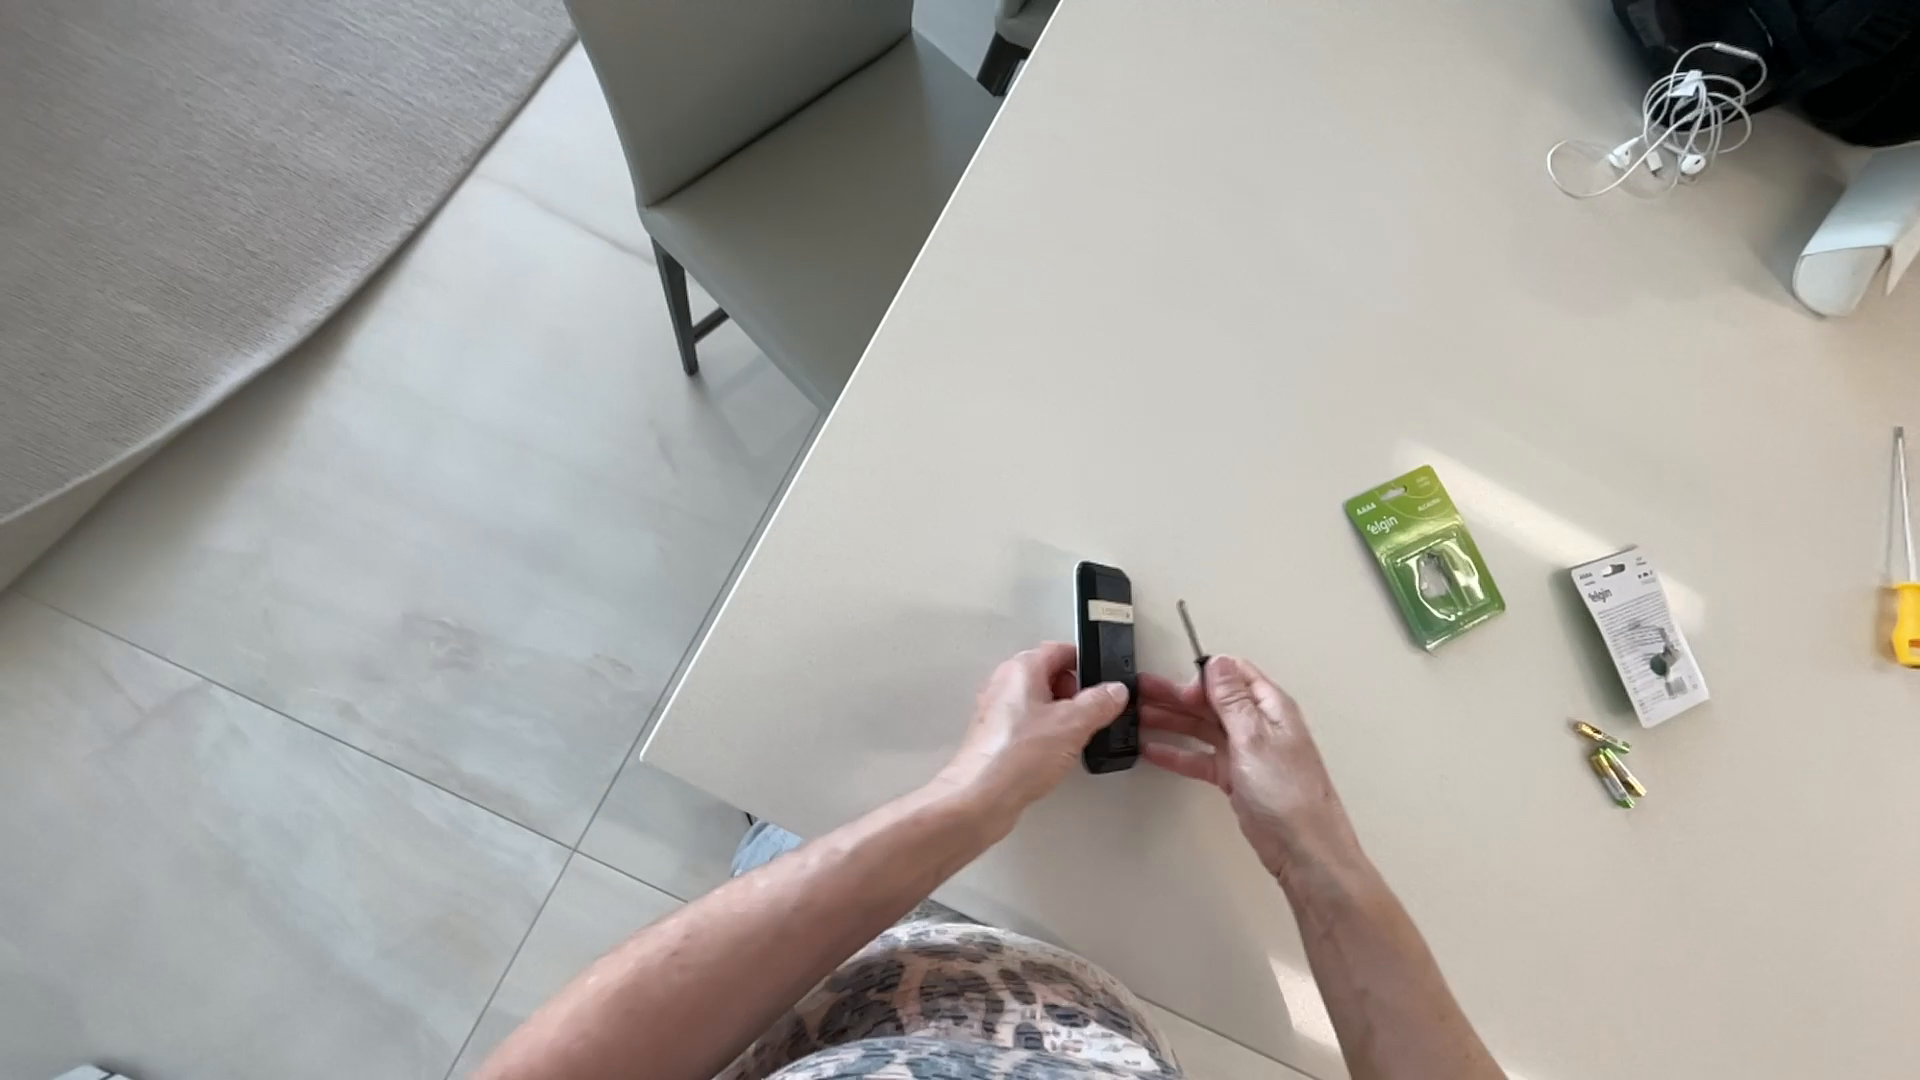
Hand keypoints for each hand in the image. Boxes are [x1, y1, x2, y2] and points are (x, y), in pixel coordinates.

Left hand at [933, 643, 1128, 833]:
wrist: (981, 797)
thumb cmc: (1015, 756)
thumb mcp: (1073, 725)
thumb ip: (1098, 703)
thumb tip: (1113, 691)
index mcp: (1021, 669)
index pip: (1058, 650)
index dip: (1085, 661)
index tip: (1104, 677)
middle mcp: (1005, 684)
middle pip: (1048, 674)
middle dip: (1074, 690)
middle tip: (1093, 708)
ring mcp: (998, 711)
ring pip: (1038, 701)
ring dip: (1061, 713)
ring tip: (1077, 734)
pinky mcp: (997, 737)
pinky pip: (1028, 724)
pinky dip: (1046, 732)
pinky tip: (1057, 753)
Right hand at [1139, 656, 1360, 880]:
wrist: (1304, 853)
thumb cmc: (1292, 798)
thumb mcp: (1255, 738)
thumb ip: (1232, 699)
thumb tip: (1218, 663)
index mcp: (1270, 708)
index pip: (1232, 674)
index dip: (1201, 675)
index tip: (1174, 682)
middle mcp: (1258, 726)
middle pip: (1210, 700)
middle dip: (1175, 695)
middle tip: (1143, 692)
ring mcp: (1246, 752)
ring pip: (1201, 727)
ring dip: (1171, 720)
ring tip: (1140, 716)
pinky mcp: (1236, 777)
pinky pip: (1200, 757)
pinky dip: (1177, 753)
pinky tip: (1154, 750)